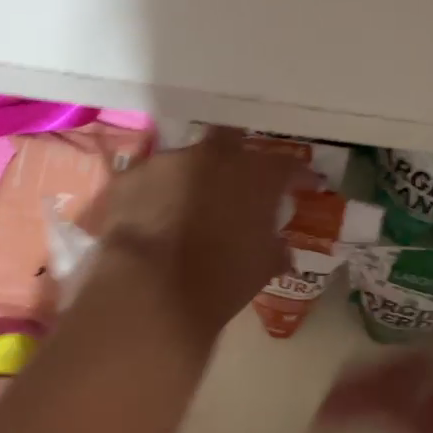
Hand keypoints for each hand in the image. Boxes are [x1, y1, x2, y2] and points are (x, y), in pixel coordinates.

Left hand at [88, 126, 306, 343]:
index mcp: (256, 176)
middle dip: (238, 160)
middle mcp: (214, 156)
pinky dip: (157, 193)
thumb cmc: (221, 280)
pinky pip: (151, 179)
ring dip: (194, 177)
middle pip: (233, 142)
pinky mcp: (130, 176)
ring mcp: (168, 161)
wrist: (150, 290)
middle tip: (239, 185)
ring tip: (191, 206)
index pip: (287, 165)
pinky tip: (155, 216)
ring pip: (188, 159)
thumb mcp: (263, 268)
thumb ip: (276, 248)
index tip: (302, 186)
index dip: (296, 176)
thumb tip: (281, 248)